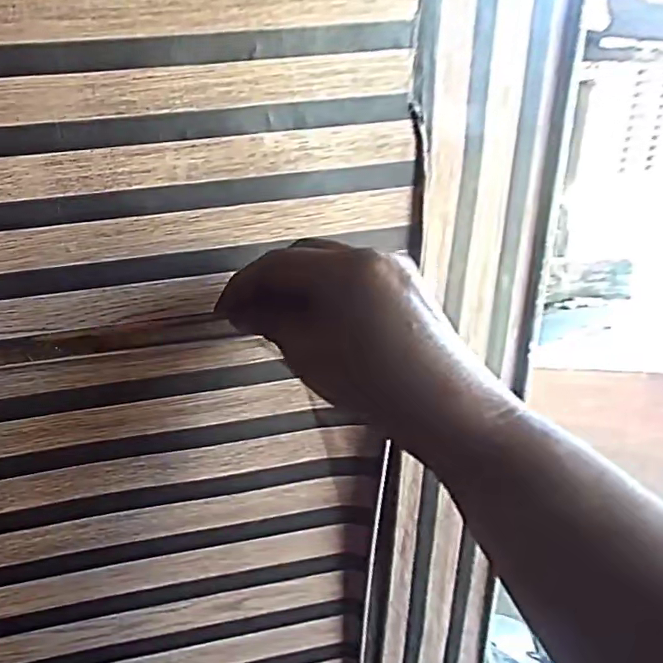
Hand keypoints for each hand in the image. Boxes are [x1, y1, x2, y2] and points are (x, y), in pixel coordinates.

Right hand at [215, 240, 521, 452]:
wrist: (440, 406)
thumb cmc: (376, 380)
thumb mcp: (303, 349)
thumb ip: (268, 321)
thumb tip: (246, 312)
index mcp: (343, 269)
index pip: (273, 264)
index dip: (239, 286)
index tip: (223, 307)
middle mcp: (371, 260)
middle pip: (299, 256)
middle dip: (264, 281)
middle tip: (241, 310)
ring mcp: (392, 272)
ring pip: (323, 264)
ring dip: (291, 285)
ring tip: (269, 318)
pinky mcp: (404, 289)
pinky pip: (348, 276)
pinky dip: (319, 290)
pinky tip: (305, 318)